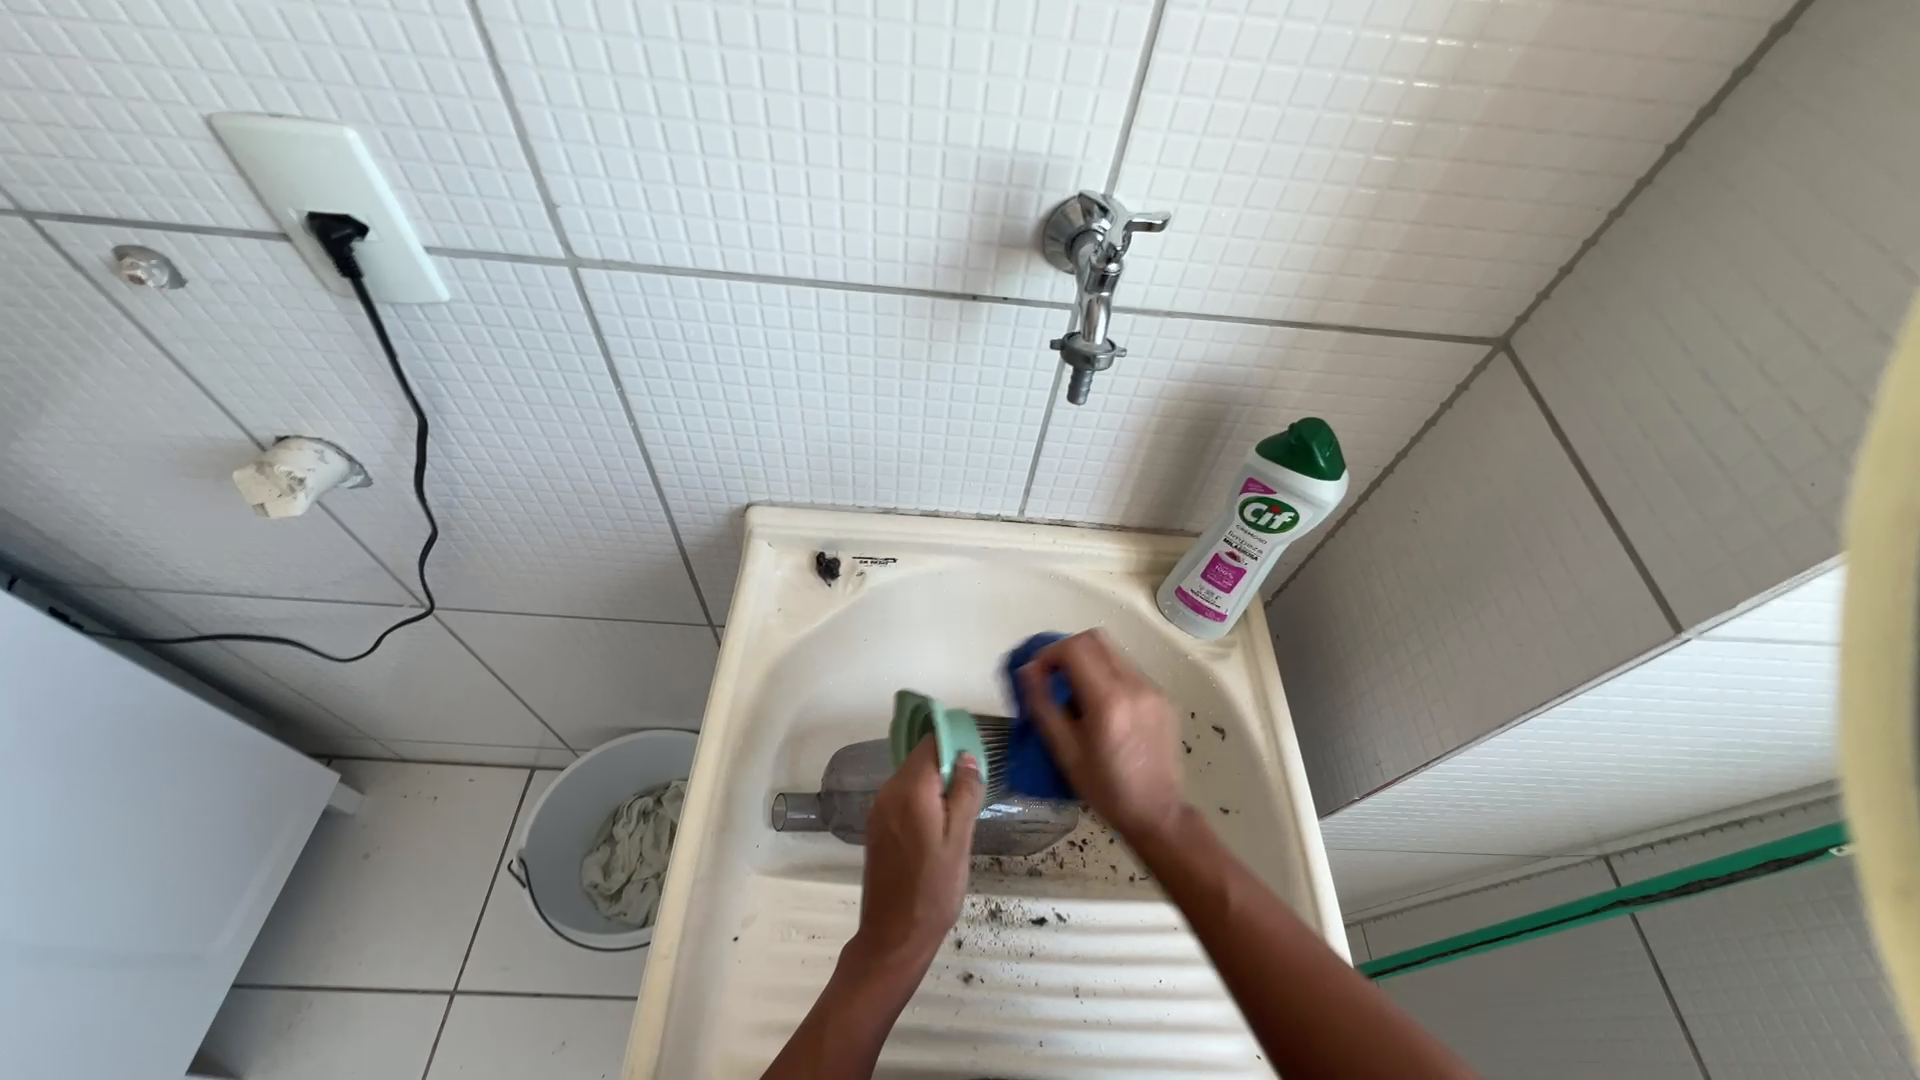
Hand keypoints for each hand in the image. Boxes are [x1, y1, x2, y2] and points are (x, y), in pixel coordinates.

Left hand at [852, 737, 984, 966]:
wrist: (895, 935)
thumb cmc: (934, 888)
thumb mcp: (960, 839)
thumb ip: (964, 793)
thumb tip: (967, 757)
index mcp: (909, 790)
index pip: (931, 744)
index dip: (955, 744)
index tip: (978, 758)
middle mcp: (888, 793)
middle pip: (920, 761)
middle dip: (947, 767)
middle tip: (975, 791)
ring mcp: (879, 811)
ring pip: (912, 780)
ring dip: (936, 786)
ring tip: (961, 813)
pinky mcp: (877, 828)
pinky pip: (903, 799)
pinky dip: (922, 801)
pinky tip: (939, 827)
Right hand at [1019, 630, 1183, 843]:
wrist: (1157, 813)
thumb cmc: (1105, 789)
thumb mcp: (1065, 752)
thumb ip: (1043, 706)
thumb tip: (1026, 671)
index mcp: (1109, 701)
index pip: (1075, 648)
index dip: (1049, 653)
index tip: (1037, 674)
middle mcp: (1135, 686)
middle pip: (1095, 639)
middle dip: (1067, 649)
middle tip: (1053, 675)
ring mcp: (1153, 690)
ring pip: (1114, 652)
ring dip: (1088, 660)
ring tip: (1075, 691)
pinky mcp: (1163, 697)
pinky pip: (1129, 670)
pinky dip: (1108, 674)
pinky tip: (1101, 705)